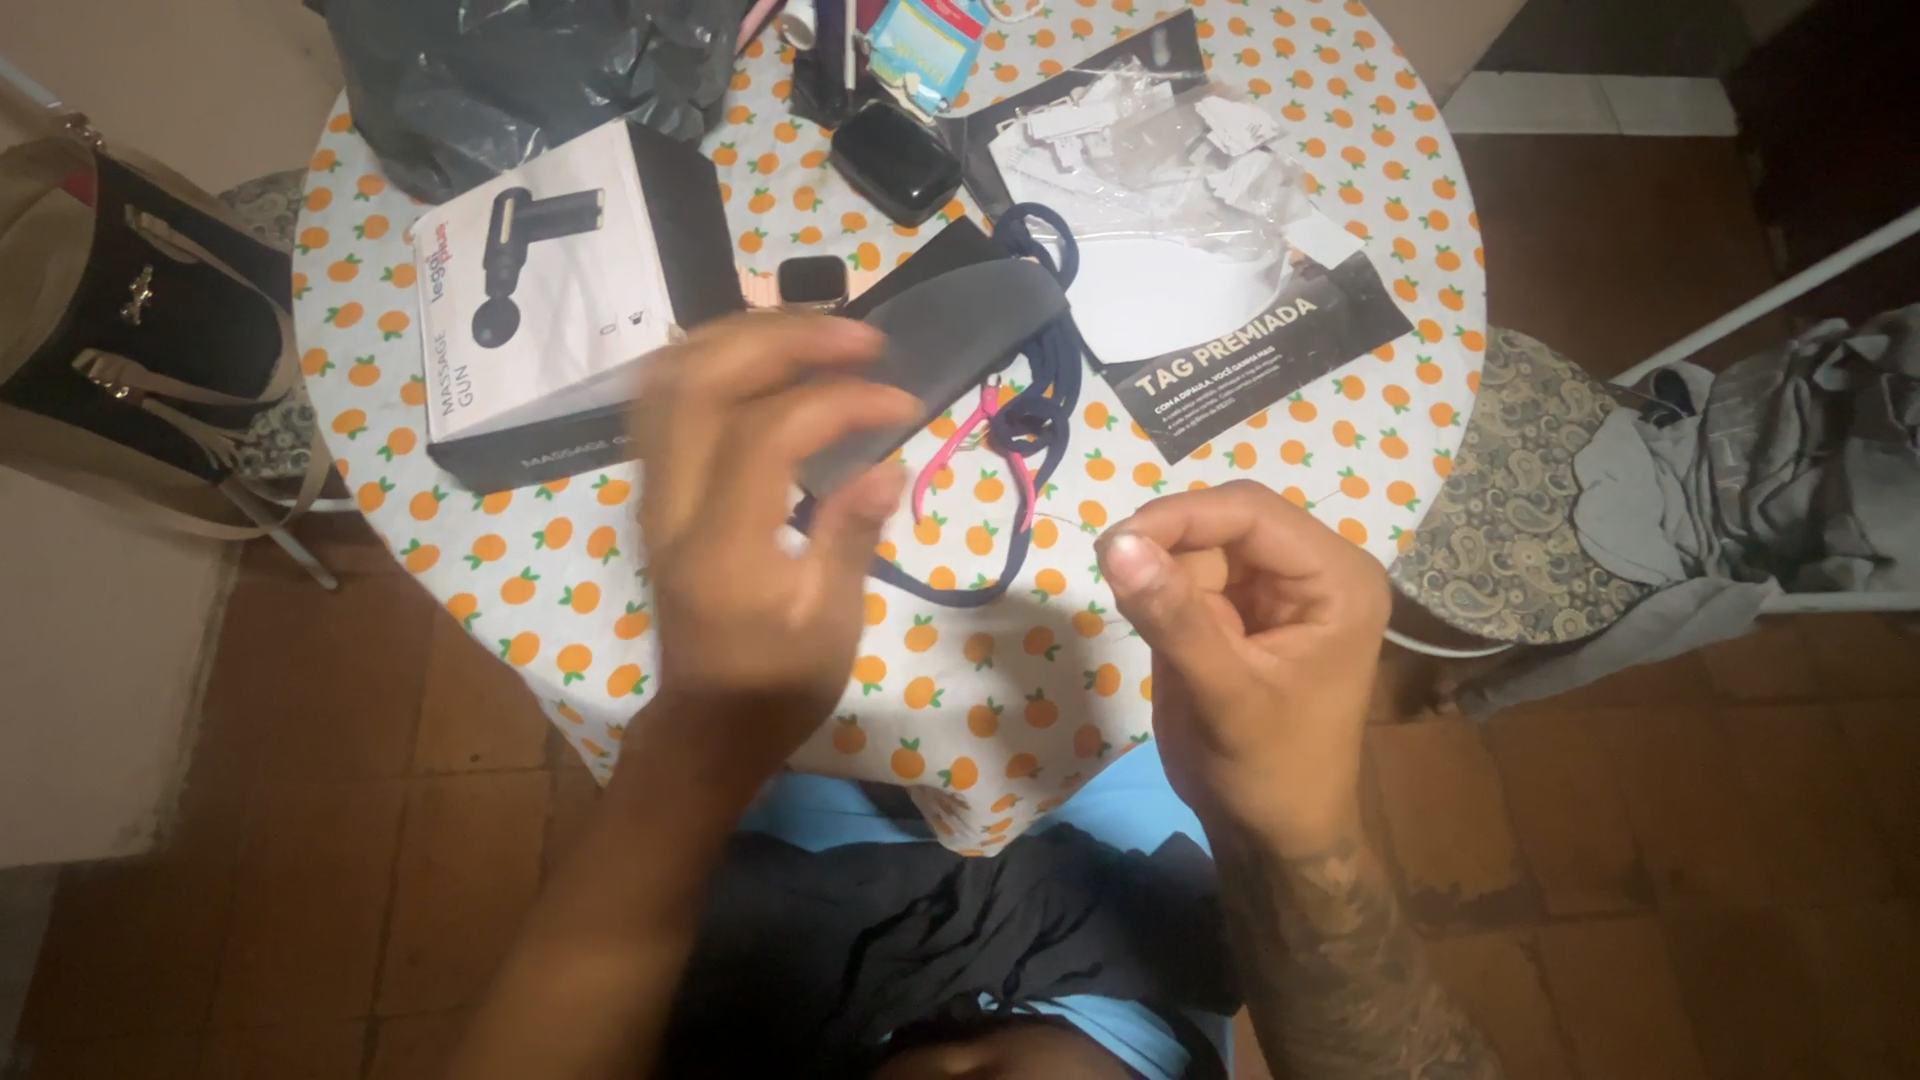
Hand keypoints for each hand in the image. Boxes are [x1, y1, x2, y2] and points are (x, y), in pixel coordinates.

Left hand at [624, 313, 918, 804]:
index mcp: (724, 547)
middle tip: (858, 337)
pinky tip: (759, 359)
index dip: (840, 400)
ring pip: (669, 379)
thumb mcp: (833, 624)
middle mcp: (672, 506)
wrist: (707, 726)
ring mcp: (653, 496)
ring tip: (811, 330)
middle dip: (784, 338)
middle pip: (703, 381)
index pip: (769, 432)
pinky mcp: (655, 494)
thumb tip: (887, 463)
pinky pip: (663, 402)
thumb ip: (852, 535)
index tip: (902, 402)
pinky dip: (710, 362)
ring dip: (739, 336)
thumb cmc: (778, 685)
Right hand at [1094, 480, 1390, 852]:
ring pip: (1197, 542)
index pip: (1251, 513)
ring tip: (1137, 613)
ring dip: (1157, 567)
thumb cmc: (1270, 770)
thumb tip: (1114, 542)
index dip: (1180, 516)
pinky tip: (1146, 619)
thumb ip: (1174, 615)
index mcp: (1335, 579)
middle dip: (1166, 541)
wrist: (1269, 831)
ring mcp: (1270, 589)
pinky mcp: (1234, 610)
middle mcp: (1308, 570)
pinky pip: (1185, 574)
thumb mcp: (1224, 694)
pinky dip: (1156, 589)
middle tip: (1111, 570)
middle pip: (1222, 520)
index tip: (1112, 543)